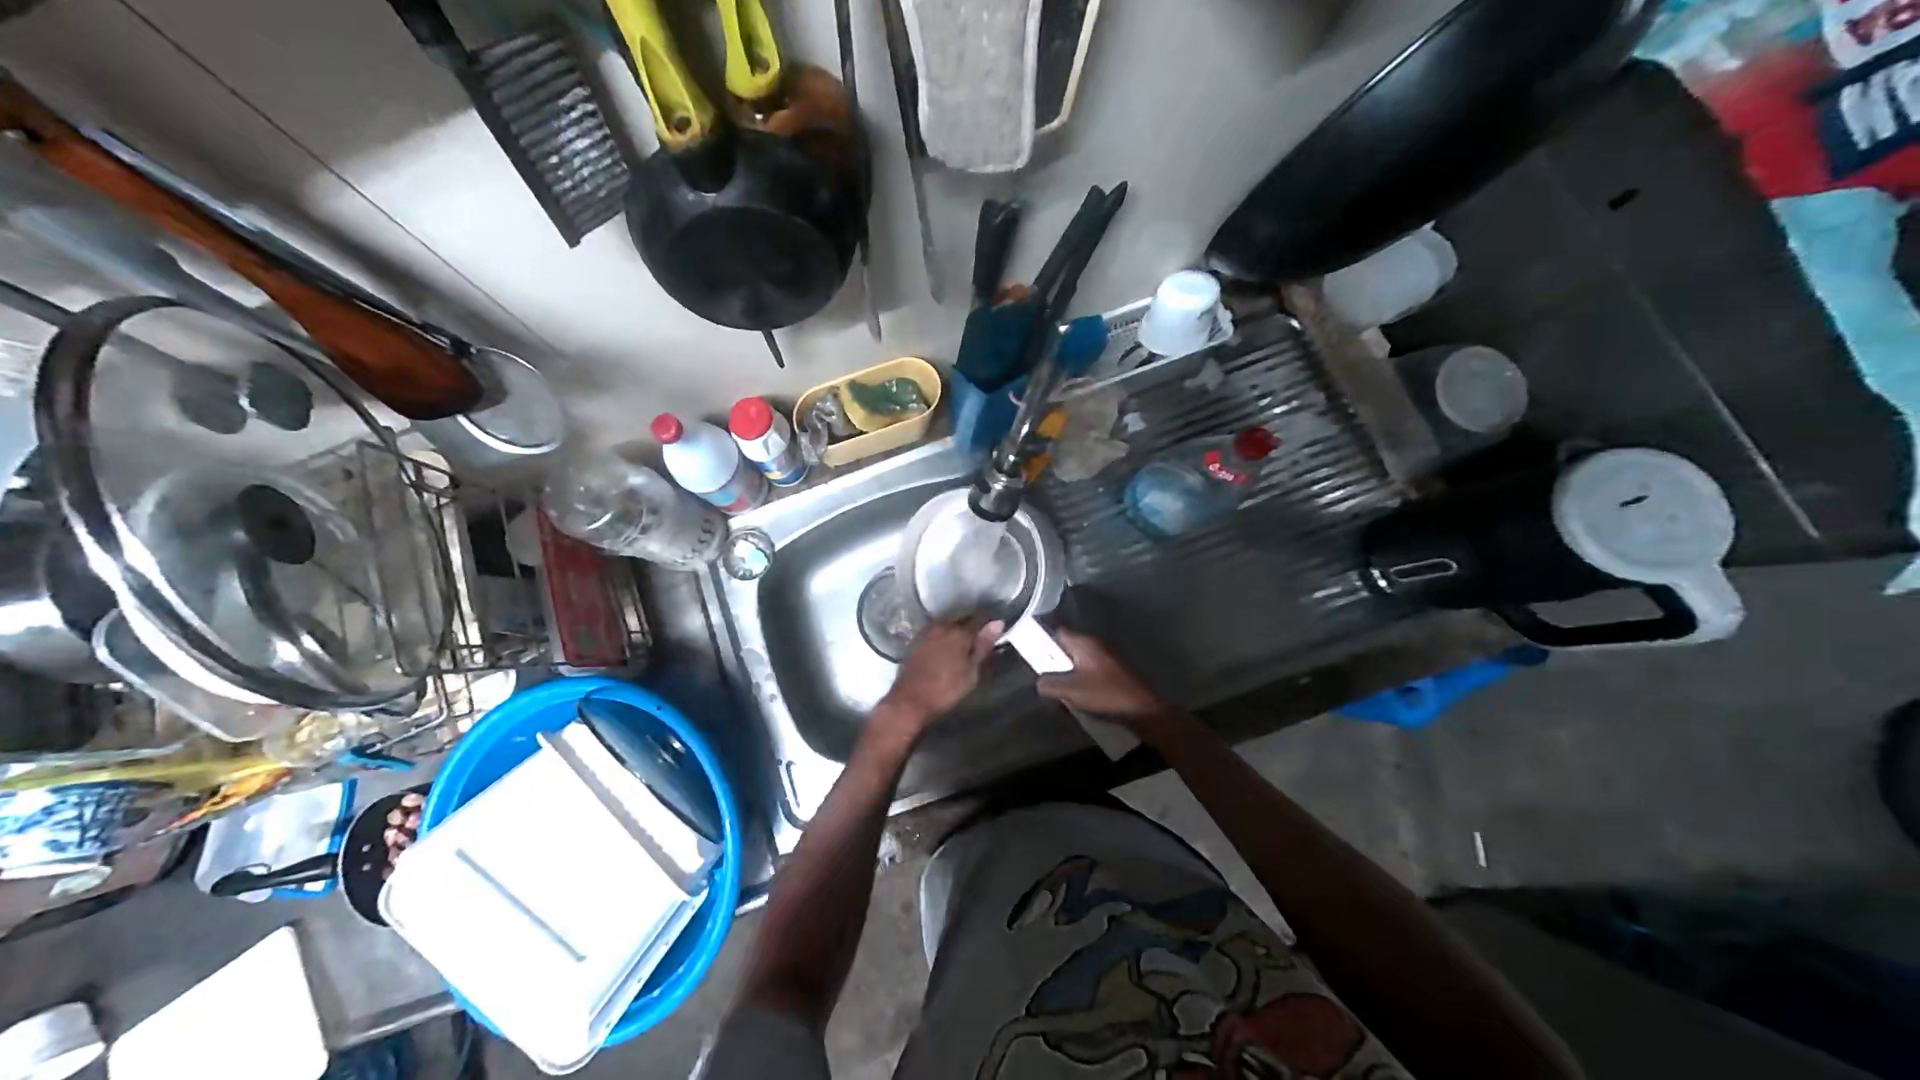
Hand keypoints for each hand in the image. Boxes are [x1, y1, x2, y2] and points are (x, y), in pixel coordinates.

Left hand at [877, 616, 1004, 734]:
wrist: (910, 700)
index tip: (995, 628)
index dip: (988, 622)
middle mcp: (942, 626)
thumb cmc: (946, 690)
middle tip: (980, 637)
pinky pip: (935, 632)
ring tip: (964, 642)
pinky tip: (946, 647)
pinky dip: (943, 636)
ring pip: (947, 624)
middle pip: (961, 619)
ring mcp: (926, 632)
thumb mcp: (971, 672)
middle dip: (972, 625)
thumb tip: (998, 622)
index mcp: (959, 633)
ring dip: (956, 630)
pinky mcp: (916, 641)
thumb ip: (983, 645)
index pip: (979, 618)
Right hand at [1036, 629, 1174, 731]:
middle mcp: (1097, 644)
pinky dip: (1081, 679)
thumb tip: (1039, 682)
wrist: (1143, 711)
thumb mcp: (1071, 691)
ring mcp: (1108, 657)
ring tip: (1060, 689)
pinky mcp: (1115, 671)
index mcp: (1085, 643)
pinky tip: (1079, 696)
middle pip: (1068, 646)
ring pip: (1079, 660)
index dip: (1042, 640)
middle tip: (1044, 676)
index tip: (1031, 653)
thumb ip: (1049, 684)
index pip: (1057, 631)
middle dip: (1054, 660)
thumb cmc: (1106, 695)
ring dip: (1068, 672)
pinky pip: (1090, 670)